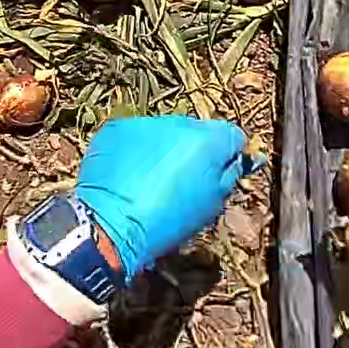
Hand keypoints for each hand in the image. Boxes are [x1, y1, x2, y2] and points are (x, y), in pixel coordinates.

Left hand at [75, 116, 257, 279]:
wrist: (109, 225)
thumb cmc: (167, 221)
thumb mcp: (211, 205)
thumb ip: (230, 175)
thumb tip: (239, 159)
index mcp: (207, 140)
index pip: (232, 135)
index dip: (228, 156)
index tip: (218, 175)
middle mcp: (178, 123)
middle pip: (197, 131)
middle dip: (194, 150)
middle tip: (183, 183)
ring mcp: (145, 123)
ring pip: (165, 132)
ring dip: (165, 149)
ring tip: (151, 181)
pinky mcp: (117, 129)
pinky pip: (136, 136)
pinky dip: (136, 151)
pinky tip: (129, 176)